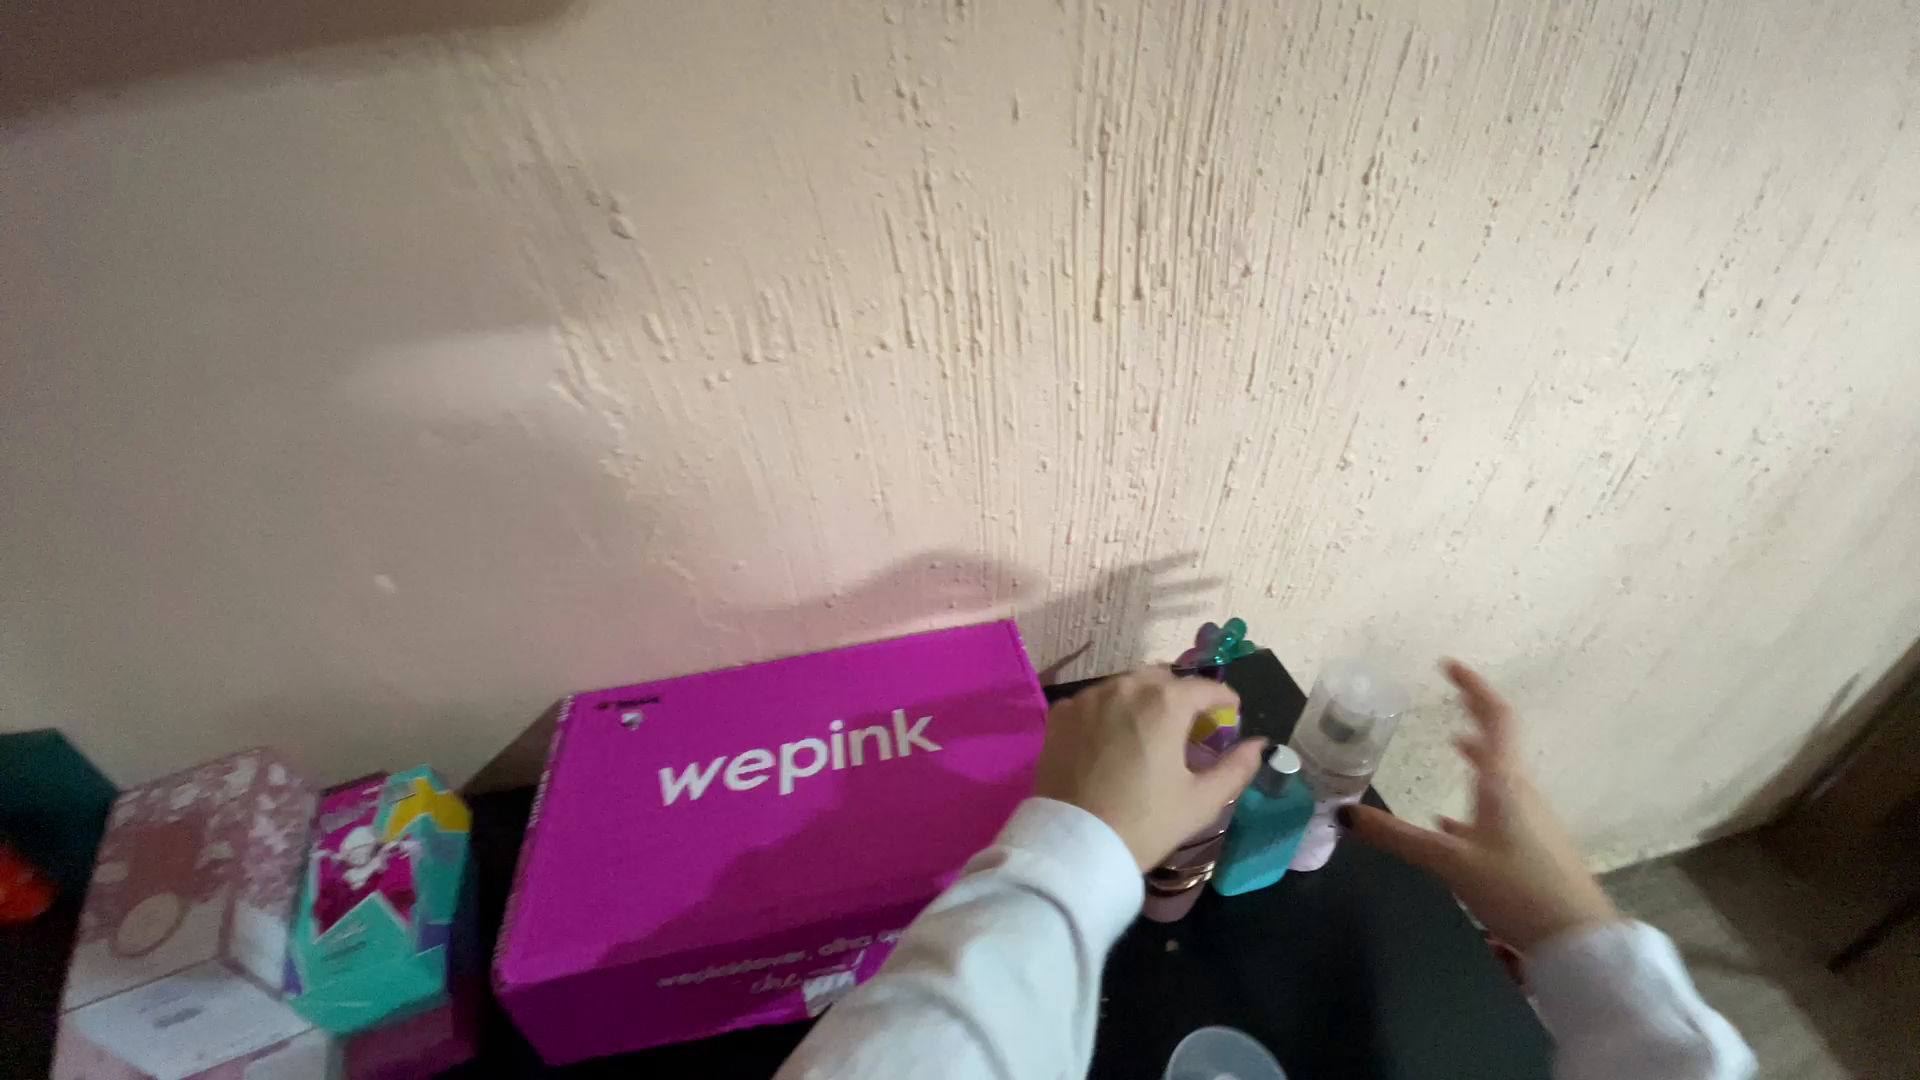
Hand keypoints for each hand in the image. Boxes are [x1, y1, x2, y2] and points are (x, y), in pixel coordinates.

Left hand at [1034, 667, 1266, 871]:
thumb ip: (1236, 767)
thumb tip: (1259, 744)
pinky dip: (1111, 709)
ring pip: (1126, 684)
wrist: (1075, 841)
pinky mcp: (1062, 712)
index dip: (1223, 700)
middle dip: (1182, 695)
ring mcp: (1089, 696)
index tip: (1230, 714)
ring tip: (1152, 729)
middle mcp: (1125, 687)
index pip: (1204, 687)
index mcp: (1164, 703)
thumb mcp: (1201, 800)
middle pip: (1163, 679)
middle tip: (1190, 724)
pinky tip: (1115, 737)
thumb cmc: (1145, 822)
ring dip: (1145, 699)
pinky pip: (1095, 699)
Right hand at [1344, 660, 1619, 951]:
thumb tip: (1342, 813)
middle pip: (1500, 743)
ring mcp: (1532, 820)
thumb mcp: (1446, 861)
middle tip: (1448, 700)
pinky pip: (1501, 807)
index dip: (1474, 688)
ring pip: (1500, 776)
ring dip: (1478, 756)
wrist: (1581, 946)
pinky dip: (1477, 797)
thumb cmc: (1517, 889)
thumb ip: (1393, 835)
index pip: (1495, 720)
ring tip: (1453, 746)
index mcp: (1503, 784)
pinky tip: (1452, 821)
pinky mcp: (1534, 846)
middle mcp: (1521, 794)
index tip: (1450, 665)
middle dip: (1474, 717)